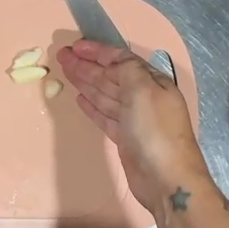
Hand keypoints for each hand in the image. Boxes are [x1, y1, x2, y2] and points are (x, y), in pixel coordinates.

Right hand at [57, 39, 211, 216]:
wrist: (167, 180)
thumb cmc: (155, 130)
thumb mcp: (143, 90)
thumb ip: (126, 69)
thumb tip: (111, 63)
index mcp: (152, 82)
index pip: (121, 59)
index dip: (98, 52)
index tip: (75, 47)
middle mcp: (143, 97)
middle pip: (110, 76)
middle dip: (87, 65)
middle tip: (62, 55)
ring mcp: (133, 119)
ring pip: (104, 94)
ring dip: (85, 81)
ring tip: (65, 71)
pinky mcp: (124, 138)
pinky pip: (104, 114)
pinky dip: (91, 105)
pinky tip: (79, 98)